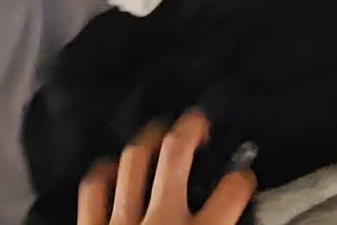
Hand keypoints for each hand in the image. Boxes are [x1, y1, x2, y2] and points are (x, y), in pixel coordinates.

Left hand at [78, 111, 256, 224]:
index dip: (242, 177)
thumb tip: (238, 216)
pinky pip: (93, 189)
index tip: (242, 174)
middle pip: (176, 151)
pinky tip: (114, 166)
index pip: (232, 190)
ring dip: (149, 139)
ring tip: (160, 132)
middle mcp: (162, 222)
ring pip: (134, 159)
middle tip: (199, 121)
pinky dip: (104, 173)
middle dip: (191, 126)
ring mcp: (122, 224)